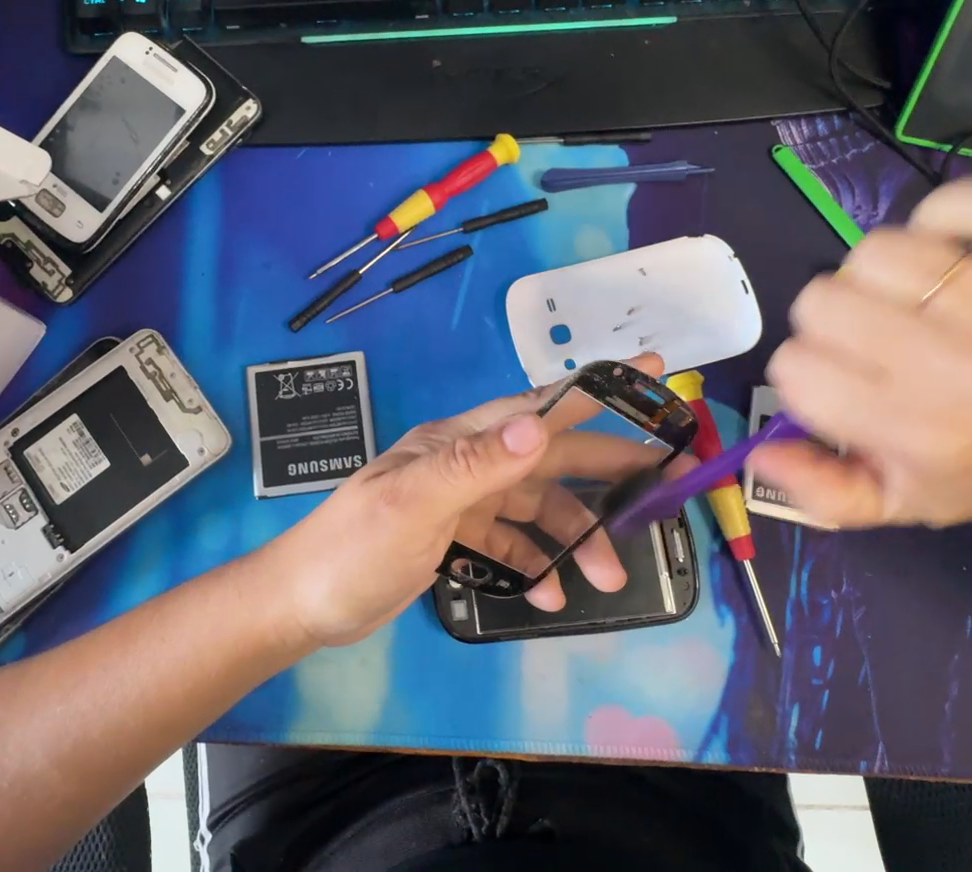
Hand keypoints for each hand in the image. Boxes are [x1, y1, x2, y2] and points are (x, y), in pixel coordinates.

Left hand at [258, 355, 668, 647]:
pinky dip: (534, 564)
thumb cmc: (355, 547)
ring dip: (573, 537)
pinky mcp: (454, 537)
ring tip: (607, 577)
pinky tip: (548, 595)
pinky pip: (510, 543)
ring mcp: (461, 500)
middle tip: (668, 483)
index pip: (537, 406)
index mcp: (457, 440)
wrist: (304, 602)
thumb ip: (476, 464)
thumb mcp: (414, 504)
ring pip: (536, 507)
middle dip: (608, 470)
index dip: (596, 389)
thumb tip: (540, 424)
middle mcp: (465, 462)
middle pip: (551, 458)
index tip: (652, 370)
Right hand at [750, 174, 971, 529]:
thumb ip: (820, 490)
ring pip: (877, 250)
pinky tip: (955, 250)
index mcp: (919, 432)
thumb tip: (758, 450)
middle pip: (823, 300)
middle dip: (832, 318)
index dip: (804, 368)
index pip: (796, 366)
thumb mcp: (906, 504)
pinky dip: (948, 215)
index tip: (840, 378)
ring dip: (877, 271)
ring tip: (911, 296)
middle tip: (874, 336)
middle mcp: (964, 370)